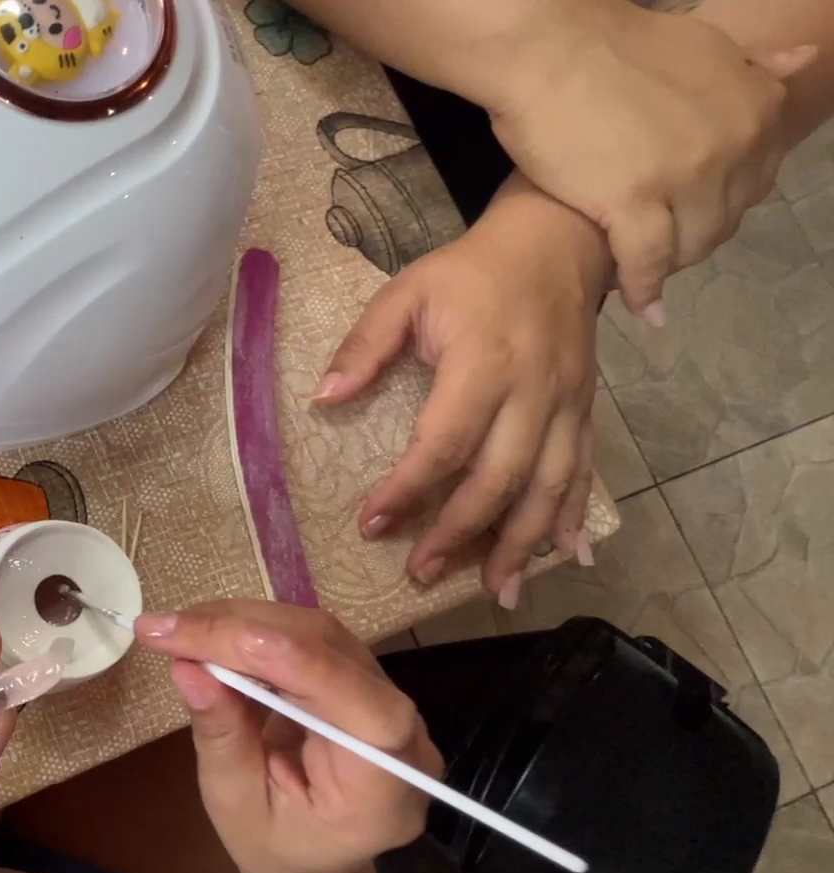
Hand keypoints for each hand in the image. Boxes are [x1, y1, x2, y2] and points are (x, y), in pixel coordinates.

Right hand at [134, 601, 438, 872]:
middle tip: (163, 629)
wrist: (311, 855)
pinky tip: (206, 632)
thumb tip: (187, 669)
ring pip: (315, 632)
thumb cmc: (274, 844)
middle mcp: (402, 733)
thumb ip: (220, 737)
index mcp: (383, 789)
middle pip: (330, 652)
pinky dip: (248, 626)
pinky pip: (304, 636)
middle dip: (241, 631)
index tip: (214, 639)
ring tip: (176, 628)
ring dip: (240, 620)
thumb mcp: (235, 803)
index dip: (294, 663)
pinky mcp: (355, 678)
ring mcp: (383, 699)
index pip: (359, 708)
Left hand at [315, 173, 606, 601]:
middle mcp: (535, 393)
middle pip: (500, 478)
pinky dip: (570, 518)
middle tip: (420, 573)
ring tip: (496, 593)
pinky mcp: (587, 409)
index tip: (371, 525)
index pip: (443, 443)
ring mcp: (570, 405)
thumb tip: (322, 398)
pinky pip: (584, 473)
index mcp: (484, 366)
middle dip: (460, 532)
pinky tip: (558, 558)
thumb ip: (363, 346)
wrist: (561, 243)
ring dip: (521, 543)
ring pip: (551, 486)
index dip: (408, 489)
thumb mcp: (403, 295)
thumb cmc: (466, 275)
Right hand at [490, 3, 814, 315]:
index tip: (685, 227)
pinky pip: (642, 259)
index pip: (752, 182)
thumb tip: (800, 63)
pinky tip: (636, 305)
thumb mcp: (705, 50)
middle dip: (693, 246)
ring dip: (666, 269)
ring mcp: (682, 177)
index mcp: (755, 109)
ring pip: (686, 245)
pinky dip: (641, 288)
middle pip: (722, 219)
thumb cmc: (616, 52)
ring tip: (640, 282)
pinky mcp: (627, 203)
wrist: (556, 57)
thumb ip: (750, 69)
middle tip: (658, 261)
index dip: (717, 211)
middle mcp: (734, 145)